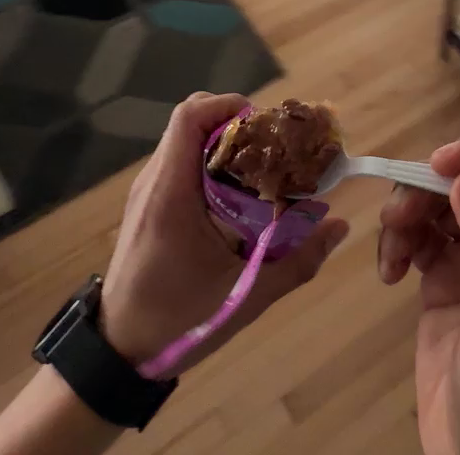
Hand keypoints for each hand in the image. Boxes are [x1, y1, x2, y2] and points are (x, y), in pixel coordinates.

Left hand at [100, 92, 349, 377]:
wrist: (119, 353)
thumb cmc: (177, 321)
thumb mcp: (246, 296)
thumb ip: (297, 262)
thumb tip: (340, 227)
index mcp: (171, 193)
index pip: (190, 116)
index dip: (229, 105)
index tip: (267, 127)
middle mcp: (155, 182)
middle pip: (193, 121)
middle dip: (238, 125)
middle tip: (274, 151)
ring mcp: (149, 192)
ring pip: (188, 142)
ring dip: (227, 145)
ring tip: (263, 173)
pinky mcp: (149, 205)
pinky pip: (182, 164)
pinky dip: (213, 165)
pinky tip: (239, 198)